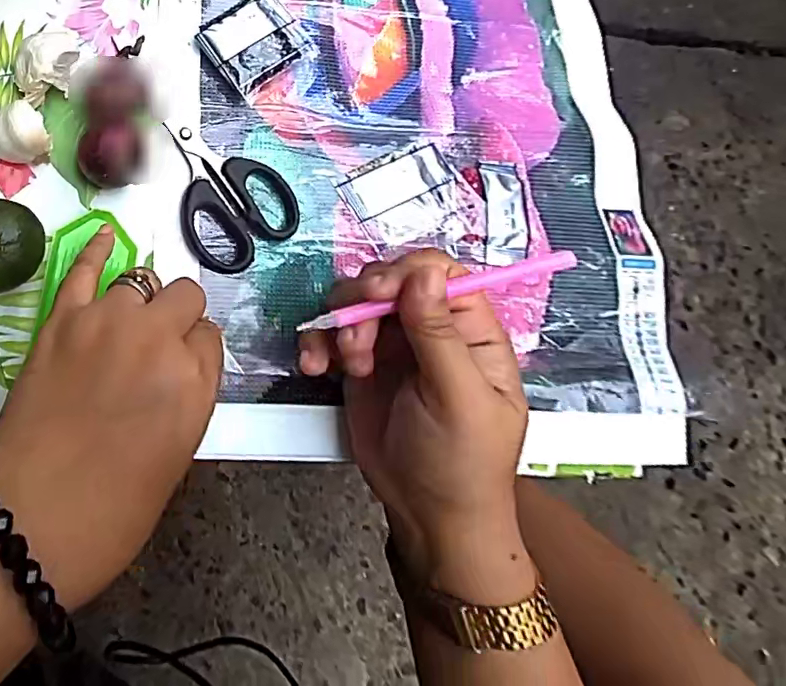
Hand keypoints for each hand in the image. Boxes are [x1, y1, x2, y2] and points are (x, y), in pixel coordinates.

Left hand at [0, 226, 221, 607]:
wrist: (34, 509)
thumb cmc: (113, 507)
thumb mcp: (176, 456)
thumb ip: (187, 398)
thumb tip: (181, 368)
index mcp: (195, 382)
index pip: (210, 337)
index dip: (196, 349)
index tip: (183, 362)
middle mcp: (157, 339)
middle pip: (184, 296)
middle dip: (177, 316)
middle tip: (157, 344)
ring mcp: (107, 321)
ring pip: (139, 281)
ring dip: (140, 300)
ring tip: (126, 321)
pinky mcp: (62, 317)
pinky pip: (83, 268)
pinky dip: (95, 250)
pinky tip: (104, 237)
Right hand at [305, 251, 532, 602]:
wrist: (425, 512)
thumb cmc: (460, 460)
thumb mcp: (456, 397)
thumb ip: (438, 333)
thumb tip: (425, 273)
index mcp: (469, 332)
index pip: (437, 273)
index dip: (404, 272)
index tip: (377, 294)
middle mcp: (428, 329)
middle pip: (385, 281)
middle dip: (362, 303)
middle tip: (354, 336)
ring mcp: (390, 343)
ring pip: (351, 303)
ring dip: (337, 326)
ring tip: (347, 365)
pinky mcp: (357, 360)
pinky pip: (328, 333)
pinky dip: (316, 344)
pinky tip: (316, 367)